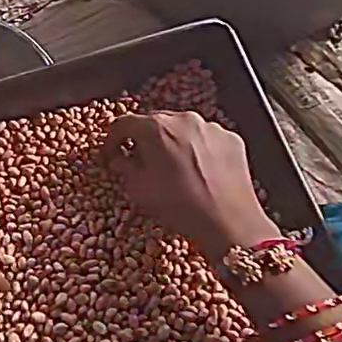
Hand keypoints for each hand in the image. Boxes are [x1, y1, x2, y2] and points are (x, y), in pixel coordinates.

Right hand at [106, 110, 278, 255]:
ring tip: (170, 170)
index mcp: (156, 128)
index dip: (112, 140)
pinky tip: (195, 172)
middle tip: (139, 162)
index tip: (110, 153)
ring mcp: (211, 128)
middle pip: (154, 123)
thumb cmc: (179, 207)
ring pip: (182, 130)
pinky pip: (205, 139)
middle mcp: (184, 119)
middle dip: (143, 140)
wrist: (228, 222)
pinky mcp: (230, 139)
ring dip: (171, 144)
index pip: (123, 124)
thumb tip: (119, 159)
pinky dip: (196, 150)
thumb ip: (124, 167)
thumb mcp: (139, 190)